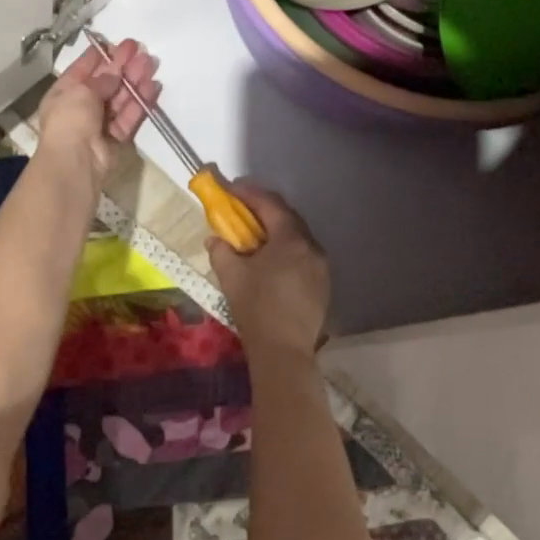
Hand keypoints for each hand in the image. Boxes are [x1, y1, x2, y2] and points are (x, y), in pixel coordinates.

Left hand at [39, 37, 159, 179]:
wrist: (76, 162)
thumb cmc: (70, 120)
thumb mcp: (81, 91)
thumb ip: (102, 79)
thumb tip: (115, 72)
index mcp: (63, 93)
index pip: (82, 70)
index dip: (99, 56)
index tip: (115, 43)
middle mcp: (80, 107)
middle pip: (105, 83)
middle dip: (122, 66)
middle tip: (140, 49)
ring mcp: (98, 123)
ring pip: (120, 98)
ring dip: (134, 81)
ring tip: (151, 63)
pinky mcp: (116, 137)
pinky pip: (129, 117)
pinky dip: (140, 103)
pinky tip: (153, 87)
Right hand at [208, 182, 328, 356]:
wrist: (283, 350)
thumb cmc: (256, 308)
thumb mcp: (231, 276)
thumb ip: (222, 251)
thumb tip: (215, 239)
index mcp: (290, 240)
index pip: (270, 205)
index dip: (249, 194)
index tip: (232, 189)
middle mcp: (312, 247)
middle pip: (288, 218)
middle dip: (264, 211)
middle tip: (242, 210)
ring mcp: (321, 267)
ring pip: (298, 239)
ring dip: (277, 232)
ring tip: (256, 238)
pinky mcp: (323, 285)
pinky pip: (304, 257)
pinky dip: (287, 251)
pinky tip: (272, 263)